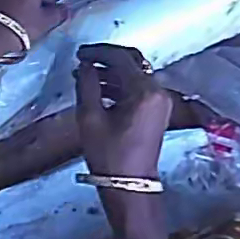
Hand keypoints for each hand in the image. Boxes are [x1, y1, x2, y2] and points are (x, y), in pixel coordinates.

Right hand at [75, 44, 173, 177]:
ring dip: (111, 72)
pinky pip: (138, 89)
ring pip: (135, 75)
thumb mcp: (90, 118)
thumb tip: (85, 65)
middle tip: (84, 59)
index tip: (79, 54)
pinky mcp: (157, 111)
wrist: (130, 185)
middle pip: (133, 62)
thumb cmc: (109, 154)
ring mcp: (160, 102)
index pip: (122, 59)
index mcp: (145, 92)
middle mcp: (158, 92)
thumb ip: (87, 85)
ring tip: (85, 75)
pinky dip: (120, 85)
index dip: (98, 52)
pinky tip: (98, 89)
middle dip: (107, 58)